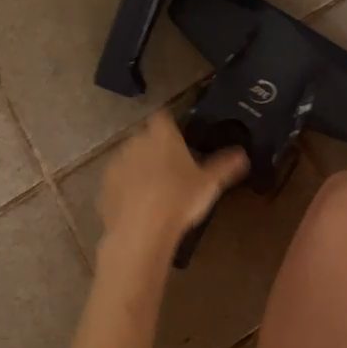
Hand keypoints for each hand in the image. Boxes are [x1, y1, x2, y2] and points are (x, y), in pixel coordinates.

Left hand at [98, 113, 248, 244]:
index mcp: (162, 134)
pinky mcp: (103, 186)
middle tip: (171, 166)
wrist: (141, 231)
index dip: (169, 125)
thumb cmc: (180, 198)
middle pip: (145, 135)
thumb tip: (243, 155)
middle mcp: (136, 140)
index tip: (179, 138)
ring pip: (130, 157)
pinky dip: (126, 187)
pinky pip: (118, 180)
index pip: (163, 116)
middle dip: (155, 146)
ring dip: (139, 166)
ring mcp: (117, 162)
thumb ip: (225, 166)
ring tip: (154, 188)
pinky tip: (137, 205)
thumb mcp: (210, 183)